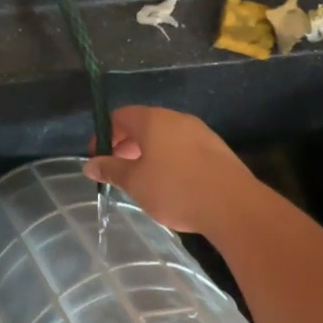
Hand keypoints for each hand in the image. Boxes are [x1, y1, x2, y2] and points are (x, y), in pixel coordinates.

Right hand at [84, 106, 261, 234]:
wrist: (234, 206)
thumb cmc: (175, 189)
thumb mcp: (135, 182)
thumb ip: (111, 170)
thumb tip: (89, 165)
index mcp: (154, 120)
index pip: (121, 115)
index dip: (105, 134)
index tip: (99, 157)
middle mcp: (178, 119)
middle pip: (144, 125)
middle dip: (126, 145)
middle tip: (118, 169)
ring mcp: (201, 133)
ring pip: (165, 137)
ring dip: (148, 153)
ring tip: (143, 179)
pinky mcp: (217, 150)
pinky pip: (184, 148)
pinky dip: (170, 159)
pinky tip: (170, 184)